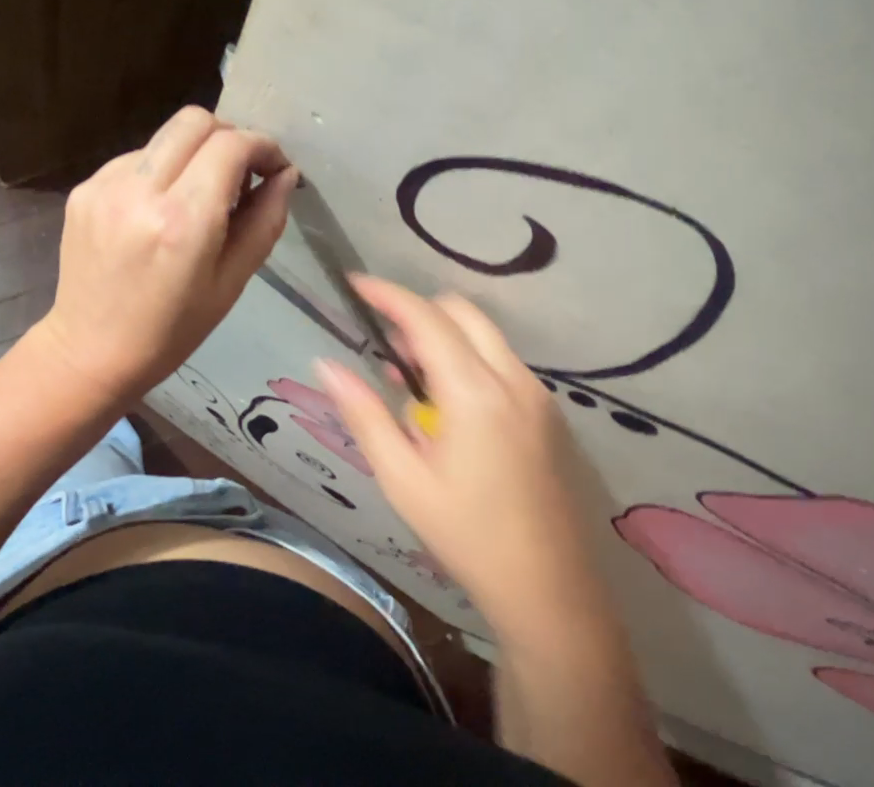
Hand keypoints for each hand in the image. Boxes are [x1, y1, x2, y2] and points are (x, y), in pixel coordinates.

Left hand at [30, 106, 297, 404]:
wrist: (90, 351)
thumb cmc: (171, 331)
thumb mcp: (231, 283)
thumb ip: (264, 222)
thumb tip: (284, 176)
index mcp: (183, 221)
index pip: (232, 145)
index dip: (263, 147)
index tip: (274, 169)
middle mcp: (140, 192)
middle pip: (195, 121)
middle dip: (229, 136)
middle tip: (240, 173)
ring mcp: (104, 187)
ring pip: (164, 138)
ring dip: (192, 155)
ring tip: (197, 199)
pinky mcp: (83, 191)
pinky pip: (134, 161)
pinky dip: (158, 174)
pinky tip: (158, 213)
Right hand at [316, 277, 591, 618]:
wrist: (548, 588)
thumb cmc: (465, 534)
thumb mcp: (402, 479)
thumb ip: (365, 415)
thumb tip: (326, 365)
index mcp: (475, 394)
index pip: (427, 319)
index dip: (389, 295)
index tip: (356, 285)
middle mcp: (513, 381)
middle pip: (463, 314)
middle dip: (419, 315)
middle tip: (384, 347)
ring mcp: (537, 397)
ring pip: (485, 338)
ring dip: (445, 341)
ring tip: (409, 384)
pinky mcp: (547, 416)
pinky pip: (501, 365)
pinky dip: (469, 363)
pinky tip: (446, 411)